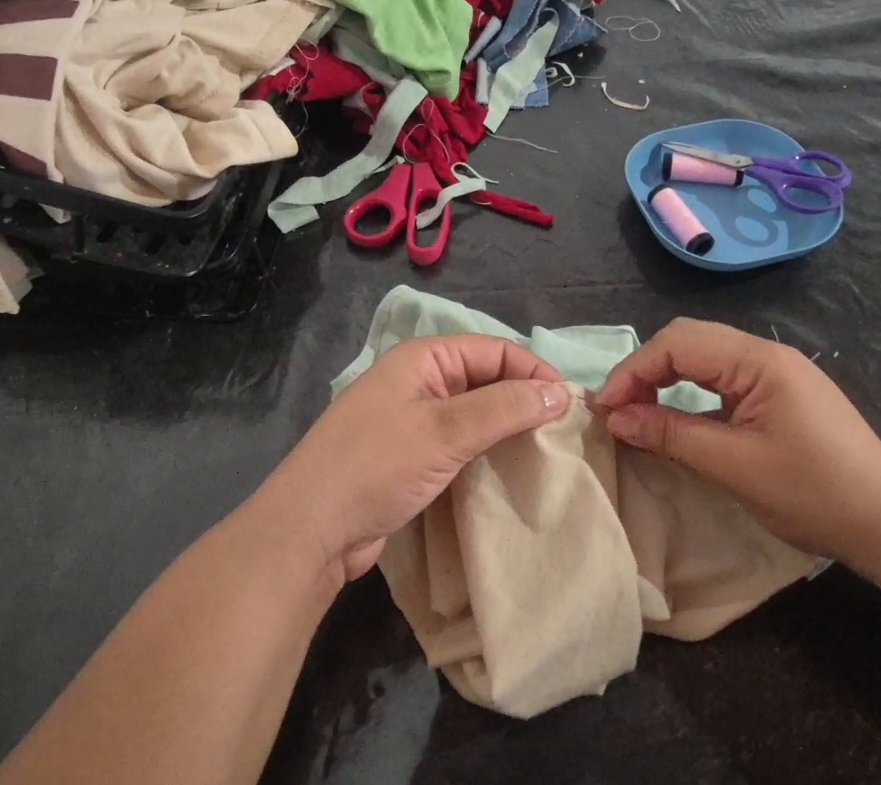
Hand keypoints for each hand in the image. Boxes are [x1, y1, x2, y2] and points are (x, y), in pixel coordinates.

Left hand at [251, 336, 569, 582]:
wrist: (310, 530)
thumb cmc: (376, 466)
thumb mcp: (445, 430)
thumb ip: (505, 407)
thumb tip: (560, 392)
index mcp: (423, 358)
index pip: (494, 350)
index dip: (534, 372)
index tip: (571, 406)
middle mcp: (418, 382)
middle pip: (486, 380)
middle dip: (524, 401)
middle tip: (564, 433)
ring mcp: (412, 421)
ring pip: (474, 415)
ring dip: (507, 429)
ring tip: (547, 454)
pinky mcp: (409, 458)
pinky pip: (459, 445)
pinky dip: (486, 453)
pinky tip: (510, 472)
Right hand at [596, 319, 880, 569]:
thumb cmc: (813, 492)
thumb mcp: (734, 466)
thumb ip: (671, 435)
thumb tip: (615, 418)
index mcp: (759, 360)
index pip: (678, 343)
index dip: (633, 371)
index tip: (604, 409)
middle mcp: (767, 355)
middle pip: (689, 341)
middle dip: (645, 370)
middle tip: (616, 411)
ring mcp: (777, 374)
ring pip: (705, 359)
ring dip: (666, 380)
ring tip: (637, 415)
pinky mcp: (781, 396)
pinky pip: (722, 381)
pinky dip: (690, 394)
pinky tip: (677, 420)